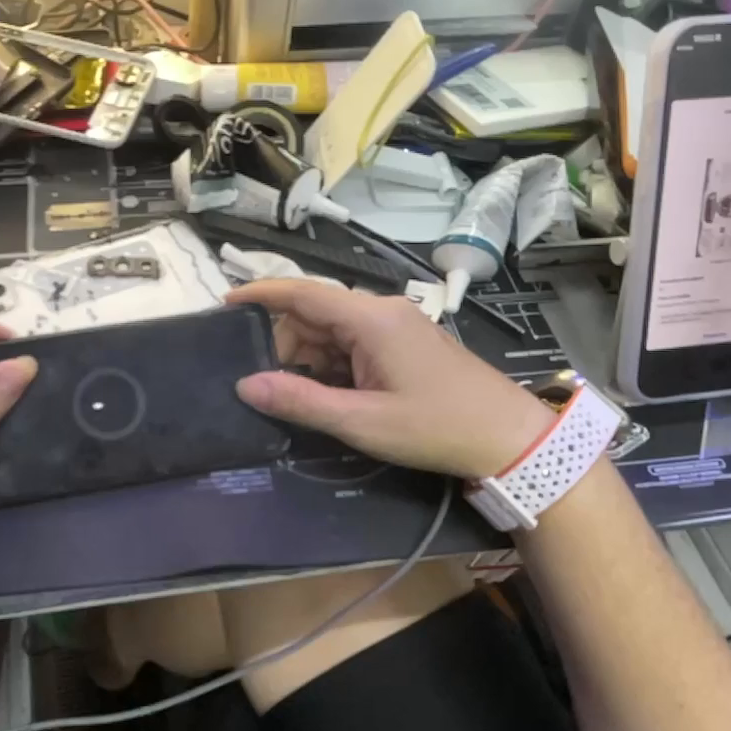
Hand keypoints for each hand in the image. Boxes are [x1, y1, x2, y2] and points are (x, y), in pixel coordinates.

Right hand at [229, 280, 553, 479]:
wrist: (507, 437)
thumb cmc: (436, 427)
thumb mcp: (362, 422)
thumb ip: (301, 402)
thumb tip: (246, 385)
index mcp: (371, 319)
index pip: (303, 293)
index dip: (261, 295)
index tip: (224, 304)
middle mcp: (381, 311)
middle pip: (315, 314)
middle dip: (285, 346)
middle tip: (267, 388)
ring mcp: (396, 326)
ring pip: (333, 332)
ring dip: (309, 361)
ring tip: (296, 399)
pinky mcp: (404, 343)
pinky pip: (354, 345)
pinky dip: (332, 366)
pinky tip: (328, 396)